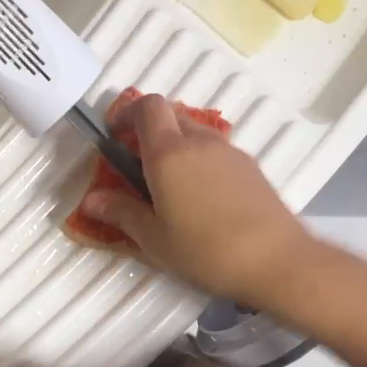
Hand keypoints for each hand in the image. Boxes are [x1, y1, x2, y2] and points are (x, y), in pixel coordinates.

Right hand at [79, 93, 322, 308]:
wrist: (275, 260)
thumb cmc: (204, 251)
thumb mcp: (153, 239)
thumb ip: (121, 213)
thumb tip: (91, 201)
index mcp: (168, 154)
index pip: (148, 107)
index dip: (127, 113)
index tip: (114, 134)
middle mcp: (199, 143)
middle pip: (171, 116)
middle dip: (149, 130)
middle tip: (135, 164)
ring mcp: (229, 153)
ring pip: (194, 133)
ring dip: (175, 146)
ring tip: (166, 186)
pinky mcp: (249, 167)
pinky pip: (214, 151)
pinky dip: (198, 161)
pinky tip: (198, 199)